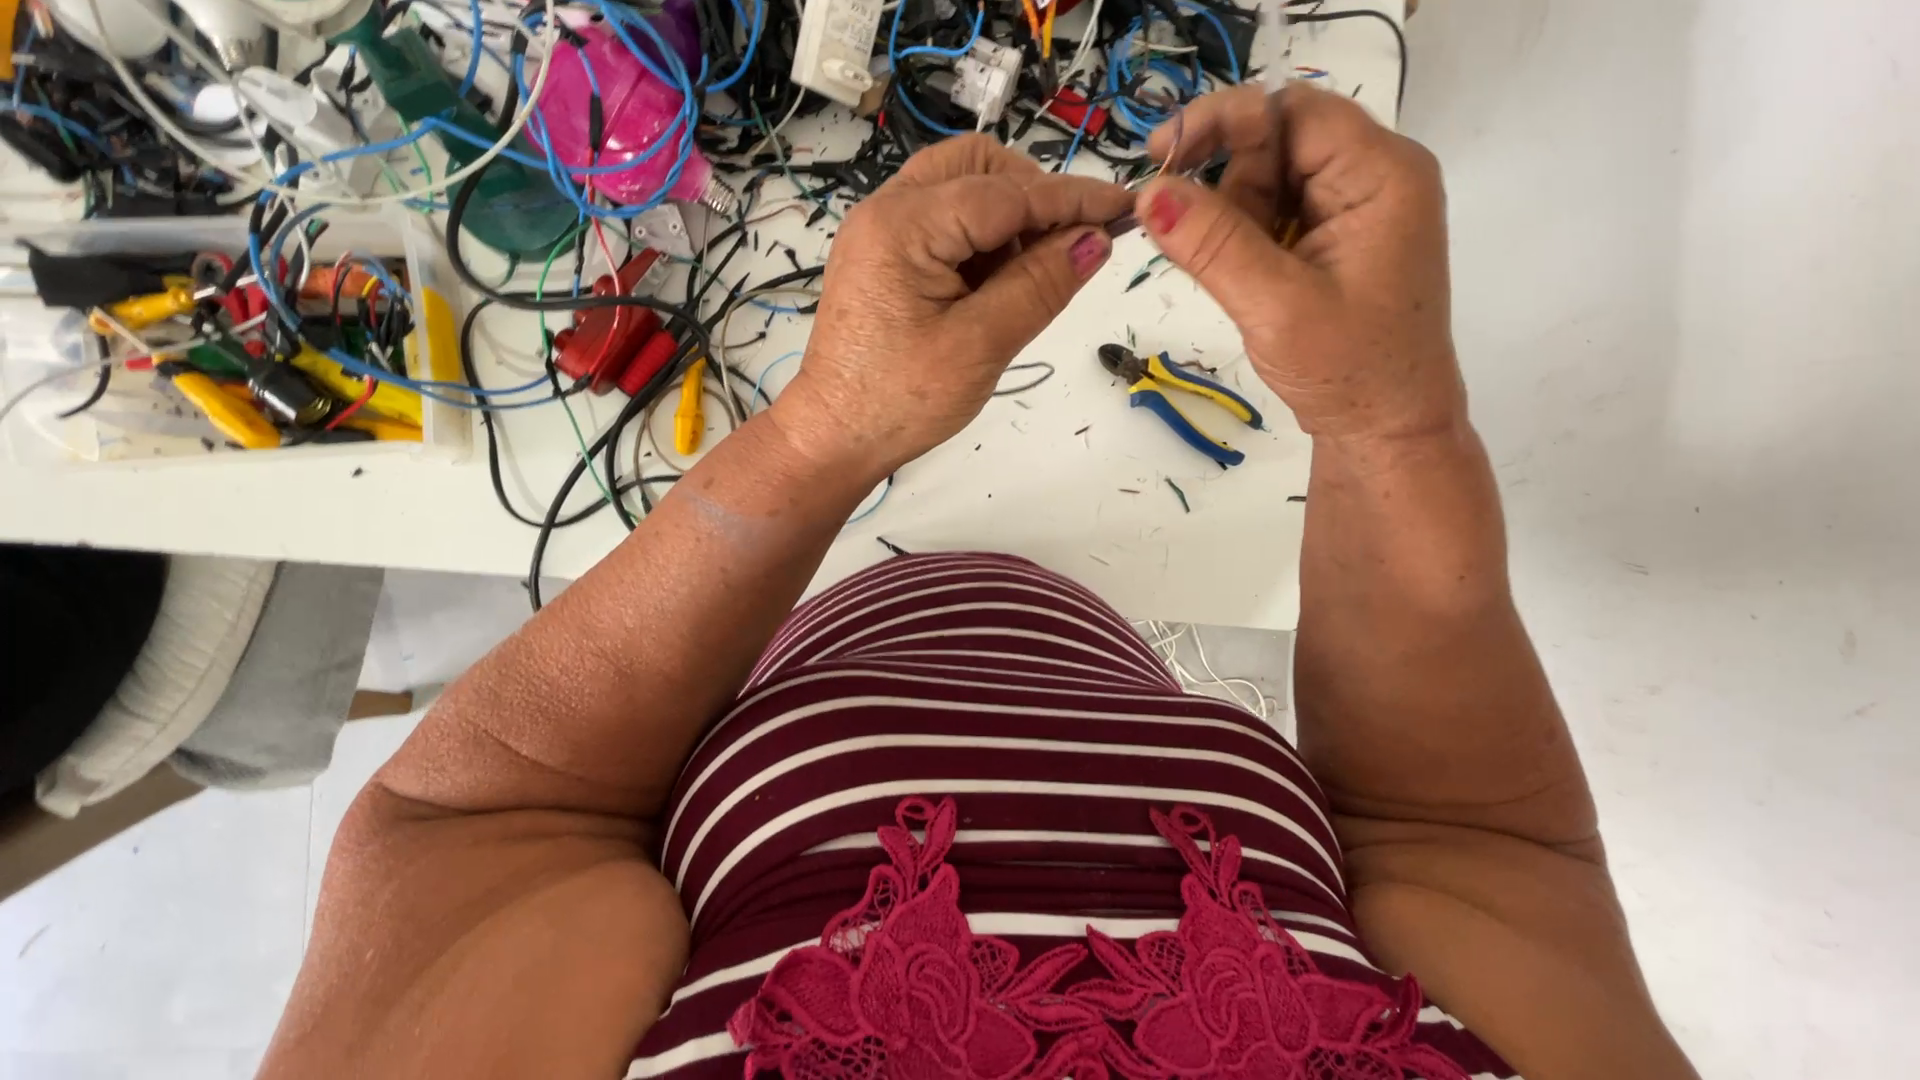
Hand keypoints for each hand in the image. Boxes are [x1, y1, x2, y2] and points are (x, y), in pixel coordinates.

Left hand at [774, 136, 1131, 472]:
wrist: (835, 438)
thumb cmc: (901, 401)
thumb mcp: (980, 345)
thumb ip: (1040, 286)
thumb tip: (1095, 240)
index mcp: (903, 225)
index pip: (1005, 193)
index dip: (1070, 199)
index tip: (1125, 207)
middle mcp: (885, 210)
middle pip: (977, 167)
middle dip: (1032, 197)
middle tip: (1065, 251)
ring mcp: (880, 231)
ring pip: (961, 189)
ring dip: (1007, 218)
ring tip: (1026, 278)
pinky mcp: (883, 256)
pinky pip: (944, 222)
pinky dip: (980, 240)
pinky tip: (996, 286)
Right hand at [1134, 84, 1462, 443]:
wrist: (1384, 430)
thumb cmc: (1349, 370)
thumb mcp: (1276, 306)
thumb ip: (1212, 245)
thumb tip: (1148, 191)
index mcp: (1380, 175)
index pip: (1295, 111)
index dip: (1226, 120)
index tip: (1161, 156)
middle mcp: (1368, 179)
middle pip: (1277, 141)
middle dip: (1222, 179)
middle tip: (1173, 223)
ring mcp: (1347, 213)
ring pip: (1264, 182)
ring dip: (1224, 218)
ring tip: (1225, 277)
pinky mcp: (1327, 243)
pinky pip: (1267, 219)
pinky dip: (1234, 241)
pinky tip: (1229, 275)